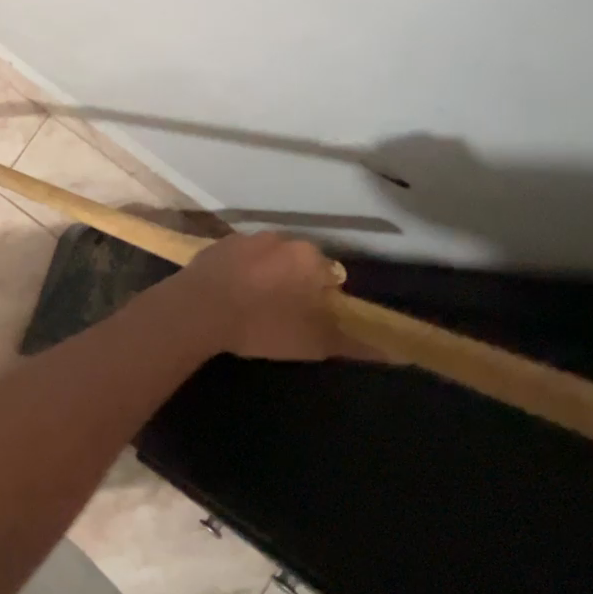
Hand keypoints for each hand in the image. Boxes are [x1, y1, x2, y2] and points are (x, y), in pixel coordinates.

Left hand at [168, 232, 366, 360]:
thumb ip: (356, 345)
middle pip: (296, 264)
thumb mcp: (315, 342)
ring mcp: (242, 239)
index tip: (310, 319)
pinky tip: (229, 296)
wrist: (197, 309)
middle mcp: (278, 239)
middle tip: (281, 315)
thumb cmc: (263, 324)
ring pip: (265, 260)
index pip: (329, 276)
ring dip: (264, 277)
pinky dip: (237, 274)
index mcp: (308, 257)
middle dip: (293, 285)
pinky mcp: (213, 245)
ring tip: (252, 306)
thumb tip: (395, 354)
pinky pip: (236, 261)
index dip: (323, 299)